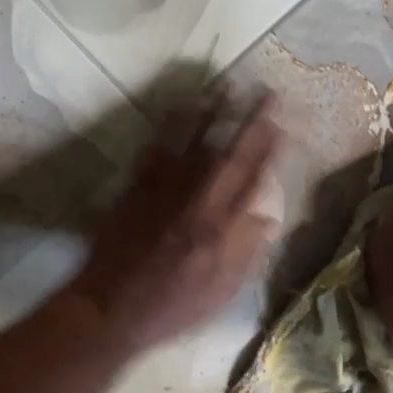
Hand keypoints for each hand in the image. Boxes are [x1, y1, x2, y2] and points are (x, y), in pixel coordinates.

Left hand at [64, 90, 283, 350]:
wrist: (111, 308)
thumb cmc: (172, 307)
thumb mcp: (222, 292)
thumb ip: (247, 252)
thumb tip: (267, 217)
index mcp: (223, 227)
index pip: (253, 177)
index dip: (270, 147)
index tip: (281, 121)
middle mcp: (197, 200)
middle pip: (228, 150)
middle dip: (249, 118)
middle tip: (263, 89)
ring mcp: (164, 190)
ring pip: (192, 141)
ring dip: (212, 111)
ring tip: (225, 84)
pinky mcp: (137, 187)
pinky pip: (156, 148)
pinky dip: (170, 126)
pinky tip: (179, 108)